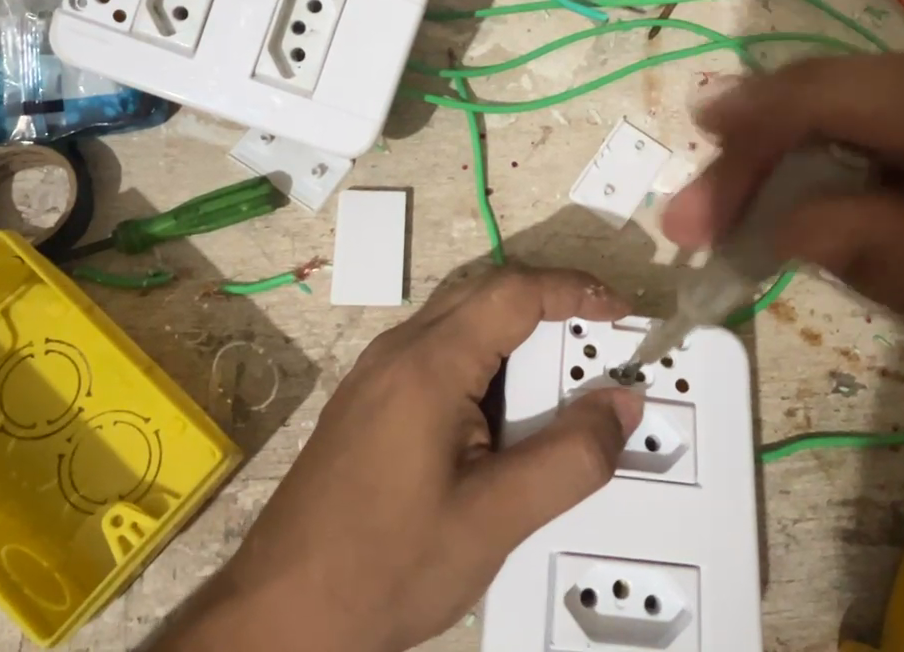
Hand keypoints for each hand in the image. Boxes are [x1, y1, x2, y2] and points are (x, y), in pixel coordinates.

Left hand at [162, 268, 642, 651]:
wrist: (280, 612)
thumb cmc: (387, 564)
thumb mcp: (495, 519)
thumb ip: (570, 458)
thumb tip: (623, 402)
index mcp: (428, 365)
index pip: (514, 293)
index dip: (575, 290)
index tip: (623, 312)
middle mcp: (397, 352)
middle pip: (484, 295)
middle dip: (549, 307)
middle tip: (600, 343)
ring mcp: (376, 376)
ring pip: (460, 325)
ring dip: (517, 340)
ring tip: (561, 387)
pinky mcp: (369, 404)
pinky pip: (438, 357)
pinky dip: (486, 366)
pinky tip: (503, 421)